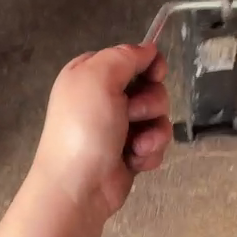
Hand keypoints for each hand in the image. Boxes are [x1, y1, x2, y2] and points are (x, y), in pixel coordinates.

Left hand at [30, 44, 172, 220]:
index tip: (155, 75)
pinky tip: (133, 162)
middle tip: (133, 116)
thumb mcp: (98, 77)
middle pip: (151, 88)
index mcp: (91, 74)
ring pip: (158, 118)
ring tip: (135, 146)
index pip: (131, 58)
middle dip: (150, 104)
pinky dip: (149, 153)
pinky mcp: (130, 152)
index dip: (148, 65)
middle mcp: (104, 98)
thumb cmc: (85, 128)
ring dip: (153, 132)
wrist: (78, 187)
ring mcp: (118, 127)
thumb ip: (125, 56)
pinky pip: (156, 143)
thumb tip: (149, 49)